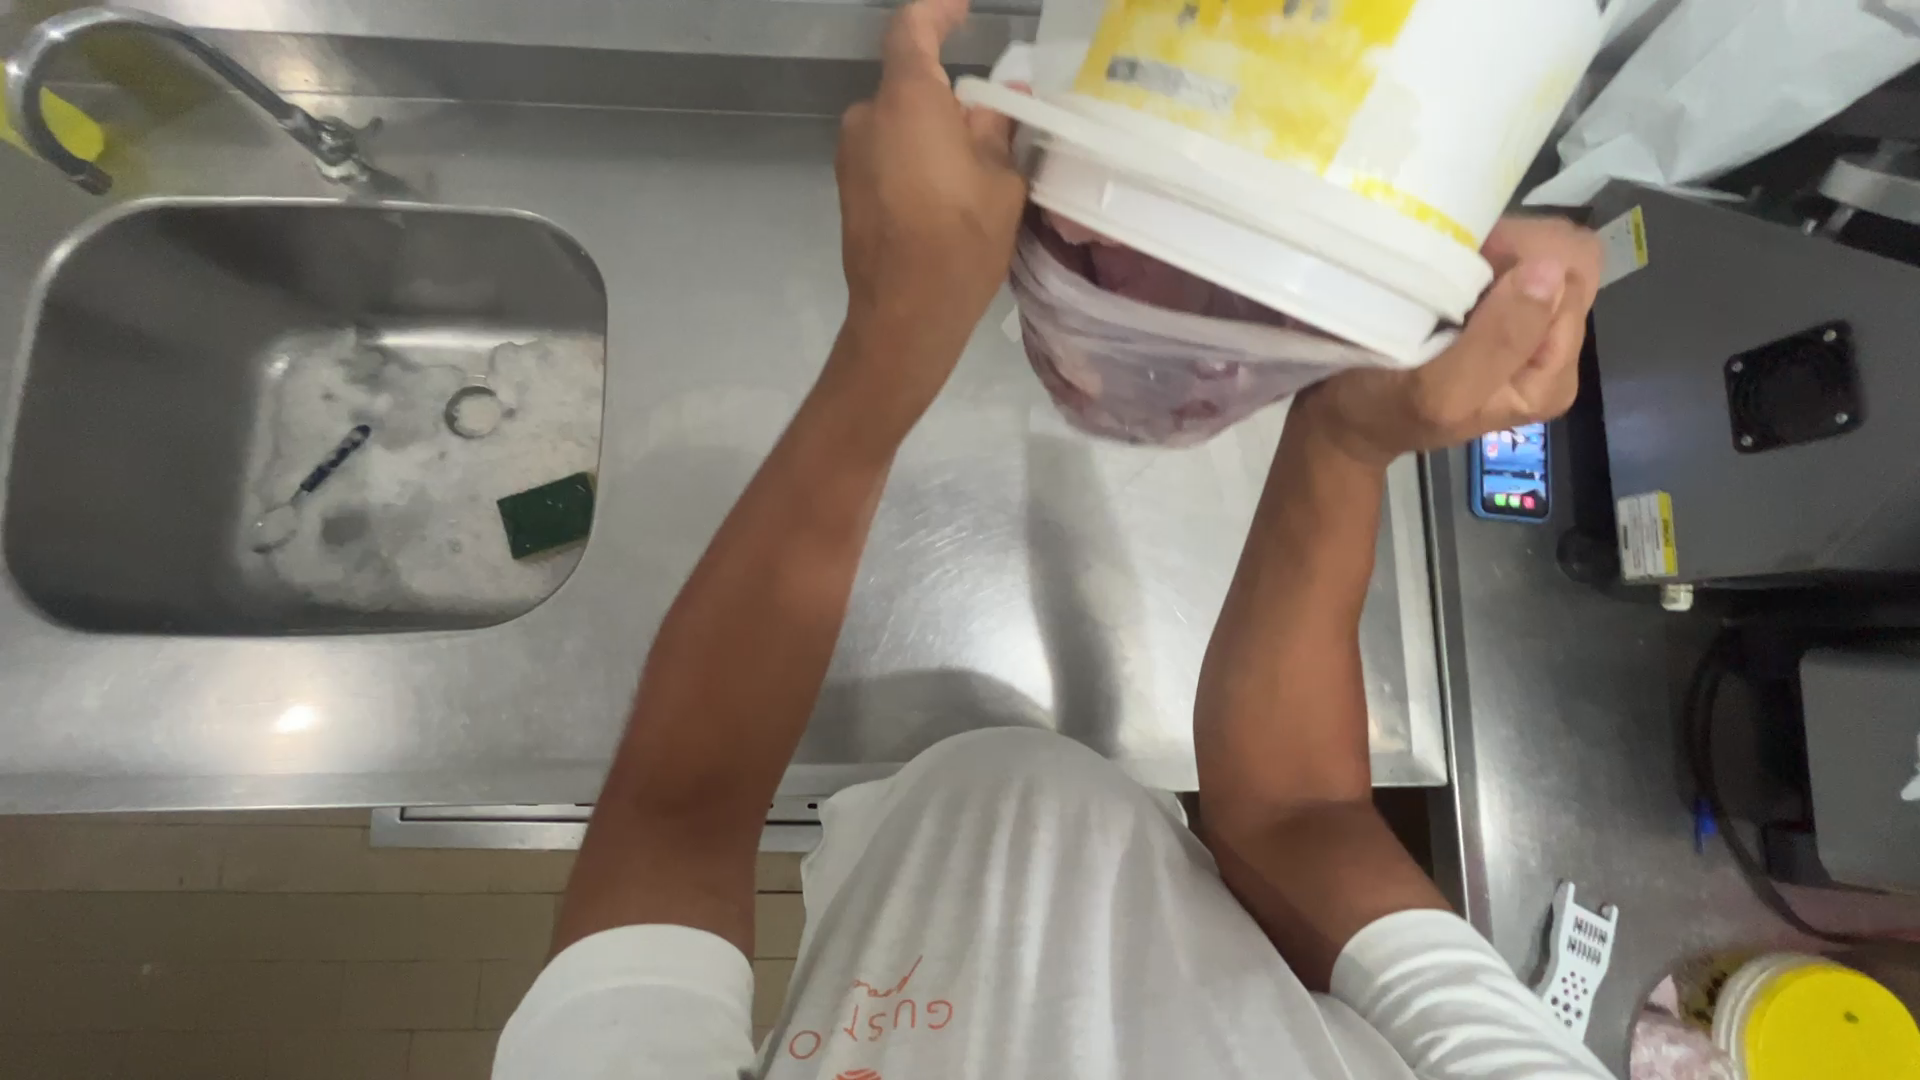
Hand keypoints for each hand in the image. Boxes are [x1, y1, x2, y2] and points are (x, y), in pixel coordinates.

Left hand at [832, 0, 1027, 402]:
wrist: (905, 318)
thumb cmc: (960, 246)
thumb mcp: (1001, 185)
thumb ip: (998, 133)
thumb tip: (1000, 106)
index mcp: (907, 99)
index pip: (913, 29)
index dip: (939, 12)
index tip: (963, 11)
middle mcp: (867, 118)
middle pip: (908, 87)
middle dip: (946, 100)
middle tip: (987, 131)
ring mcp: (849, 159)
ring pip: (896, 127)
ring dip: (929, 136)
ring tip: (967, 177)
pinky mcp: (846, 194)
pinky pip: (884, 159)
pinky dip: (911, 163)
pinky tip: (938, 202)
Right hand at [1303, 216, 1602, 467]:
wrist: (1342, 426)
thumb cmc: (1380, 412)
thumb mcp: (1436, 392)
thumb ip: (1496, 342)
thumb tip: (1549, 270)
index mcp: (1549, 377)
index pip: (1572, 282)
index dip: (1519, 262)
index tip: (1459, 275)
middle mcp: (1551, 351)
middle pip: (1566, 264)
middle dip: (1512, 254)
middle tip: (1449, 274)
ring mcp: (1527, 333)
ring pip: (1541, 256)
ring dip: (1493, 254)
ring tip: (1443, 279)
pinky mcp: (1500, 319)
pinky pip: (1513, 266)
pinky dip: (1480, 260)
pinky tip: (1446, 281)